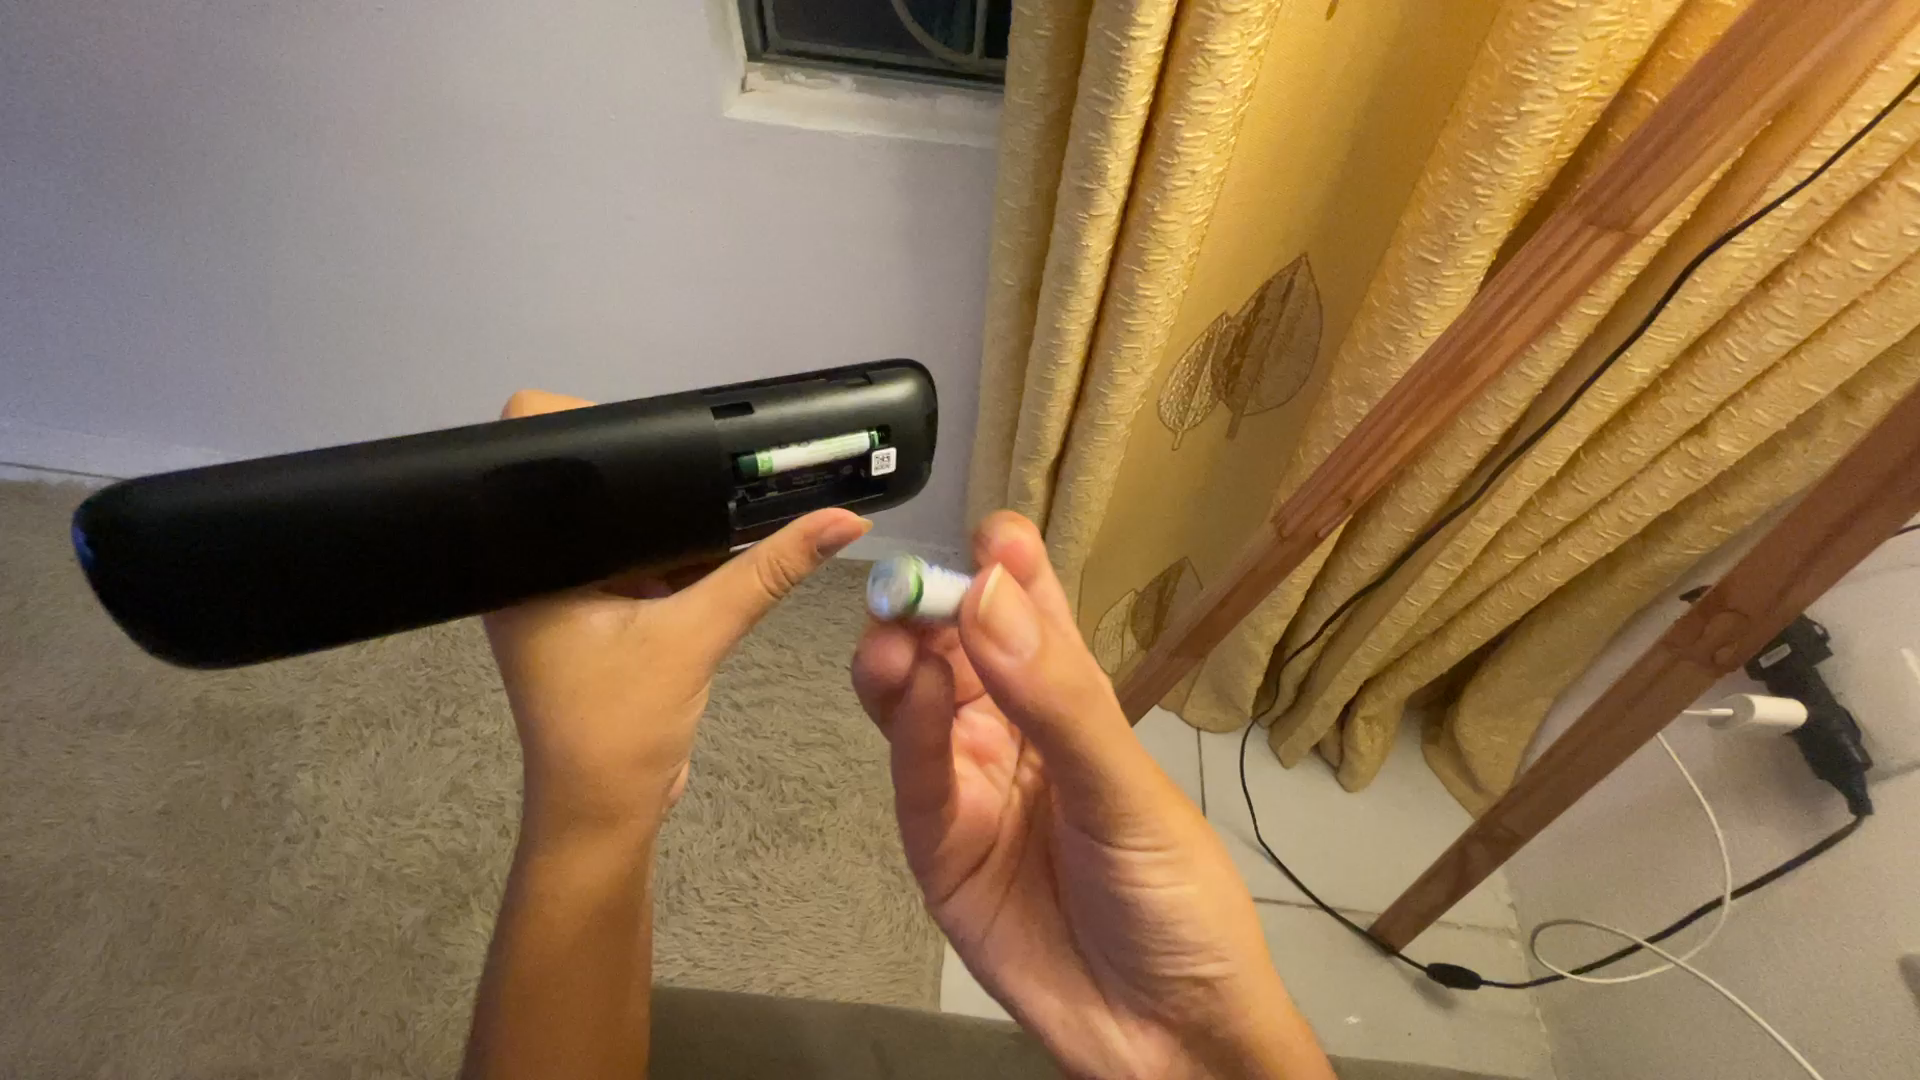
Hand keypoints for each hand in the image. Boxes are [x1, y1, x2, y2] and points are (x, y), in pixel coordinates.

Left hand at [483, 389, 870, 835]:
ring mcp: (575, 588)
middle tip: (712, 455)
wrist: (610, 809)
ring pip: (629, 526)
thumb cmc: (622, 727)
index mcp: (528, 561)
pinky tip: (728, 536)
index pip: (536, 457)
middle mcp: (540, 565)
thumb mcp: (698, 636)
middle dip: (655, 473)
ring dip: (676, 514)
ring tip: (730, 487)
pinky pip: (648, 560)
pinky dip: (685, 551)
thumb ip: (768, 573)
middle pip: (595, 489)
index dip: (590, 426)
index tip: (663, 432)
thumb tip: (841, 522)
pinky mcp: (606, 611)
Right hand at [852, 513, 1332, 1079]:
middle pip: (956, 643)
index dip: (1009, 565)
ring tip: (894, 632)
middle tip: (912, 586)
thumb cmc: (1171, 893)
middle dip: (933, 606)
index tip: (991, 535)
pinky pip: (915, 772)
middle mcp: (1010, 723)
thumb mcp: (1124, 788)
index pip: (1030, 608)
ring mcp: (968, 778)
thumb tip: (989, 591)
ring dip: (901, 658)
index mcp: (1068, 695)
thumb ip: (1056, 694)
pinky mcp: (937, 838)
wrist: (1162, 1033)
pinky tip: (903, 687)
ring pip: (918, 698)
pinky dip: (905, 727)